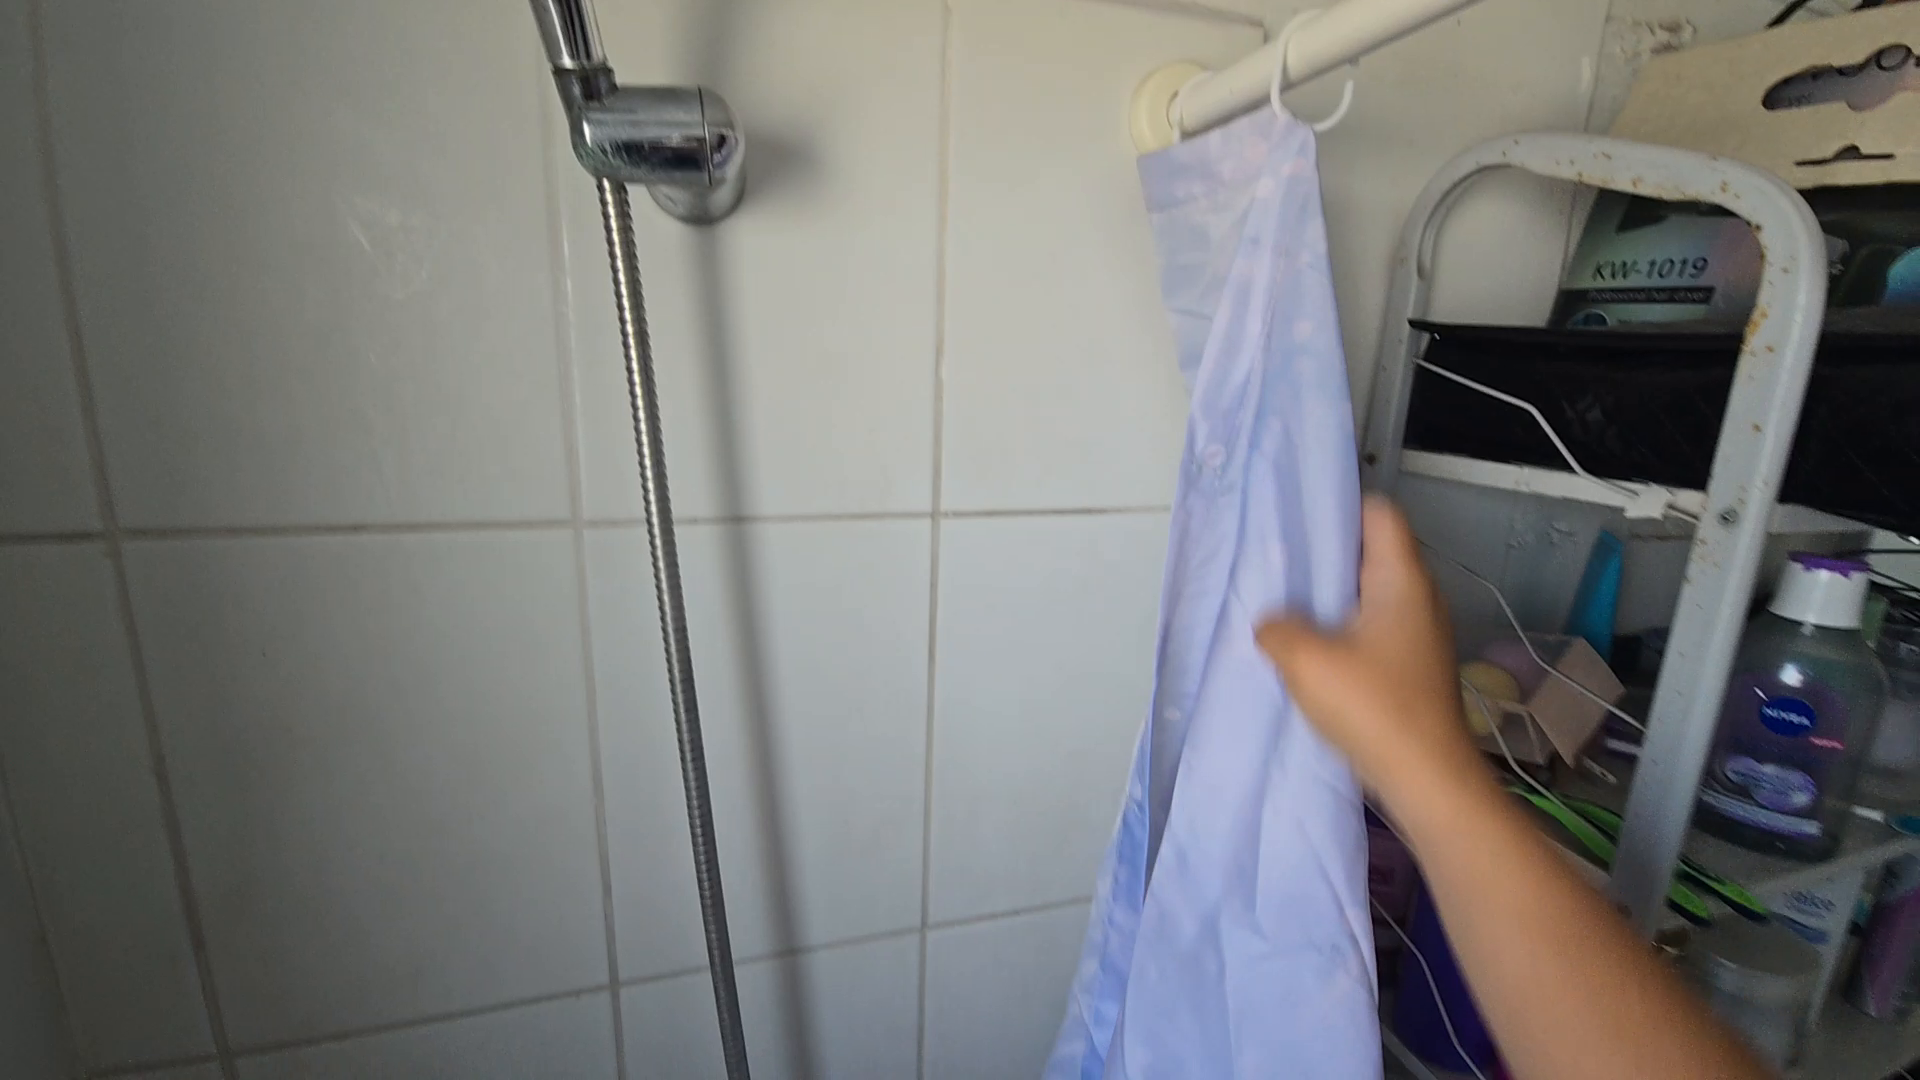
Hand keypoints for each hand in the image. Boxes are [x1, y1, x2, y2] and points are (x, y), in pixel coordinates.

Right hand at [1255, 496, 1477, 801]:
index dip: (1340, 505)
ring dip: (1328, 593)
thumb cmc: (1372, 705)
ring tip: (1284, 600)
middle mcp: (1417, 599)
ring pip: (1367, 592)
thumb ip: (1276, 627)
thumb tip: (1273, 624)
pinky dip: (1338, 624)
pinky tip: (1306, 645)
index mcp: (1401, 581)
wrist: (1426, 778)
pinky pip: (1368, 625)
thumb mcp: (1305, 658)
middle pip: (1371, 552)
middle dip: (1325, 551)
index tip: (1296, 515)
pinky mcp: (1408, 664)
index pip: (1380, 515)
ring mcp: (1416, 633)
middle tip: (1276, 558)